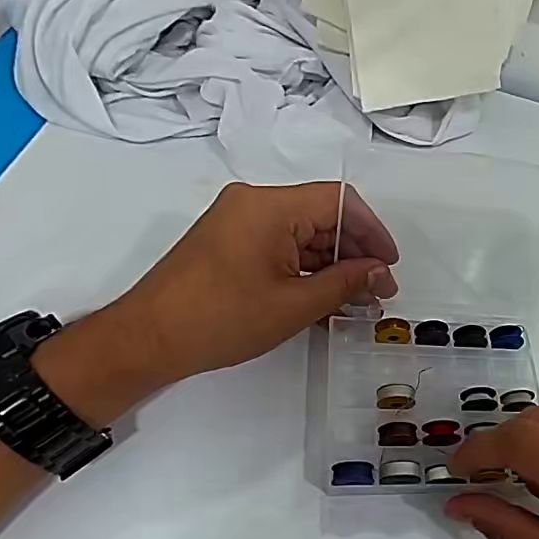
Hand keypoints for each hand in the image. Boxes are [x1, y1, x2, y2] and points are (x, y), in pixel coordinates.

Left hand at [34, 182, 398, 425]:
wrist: (149, 337)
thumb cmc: (220, 320)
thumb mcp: (292, 305)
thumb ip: (343, 284)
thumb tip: (379, 273)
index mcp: (270, 205)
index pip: (339, 200)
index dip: (372, 232)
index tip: (389, 267)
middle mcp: (252, 202)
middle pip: (319, 215)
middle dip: (353, 252)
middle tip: (376, 292)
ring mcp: (235, 221)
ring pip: (298, 233)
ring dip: (328, 264)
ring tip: (353, 302)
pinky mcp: (225, 242)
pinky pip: (275, 245)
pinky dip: (300, 269)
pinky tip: (320, 298)